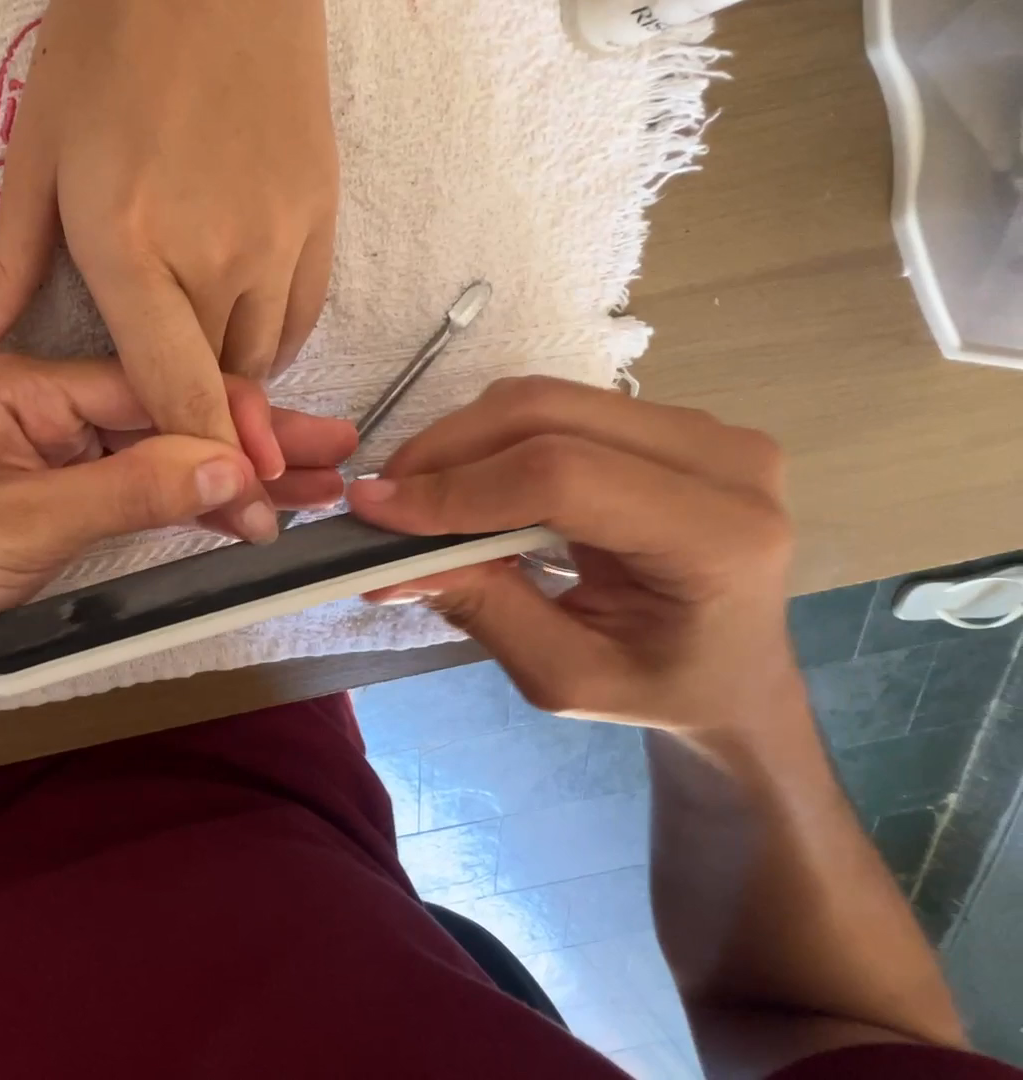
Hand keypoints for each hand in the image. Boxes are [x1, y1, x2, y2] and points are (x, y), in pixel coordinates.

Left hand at [0, 0, 337, 453]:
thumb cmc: (105, 58)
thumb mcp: (35, 162)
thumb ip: (9, 270)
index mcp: (134, 256)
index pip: (172, 395)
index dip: (186, 463)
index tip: (193, 500)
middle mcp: (217, 261)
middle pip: (220, 388)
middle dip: (206, 436)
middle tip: (191, 464)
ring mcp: (278, 239)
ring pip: (263, 358)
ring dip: (232, 387)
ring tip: (204, 392)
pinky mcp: (321, 216)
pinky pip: (299, 315)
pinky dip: (268, 343)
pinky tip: (238, 337)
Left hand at [0, 355, 356, 674]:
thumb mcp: (30, 523)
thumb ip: (131, 490)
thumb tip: (234, 467)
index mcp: (33, 385)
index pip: (151, 388)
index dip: (222, 425)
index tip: (284, 468)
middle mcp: (56, 406)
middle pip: (169, 414)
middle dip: (250, 439)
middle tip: (335, 453)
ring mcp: (67, 452)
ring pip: (167, 454)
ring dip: (236, 473)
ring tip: (316, 486)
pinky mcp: (72, 496)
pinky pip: (146, 490)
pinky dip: (195, 503)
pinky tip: (250, 508)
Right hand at [346, 377, 796, 733]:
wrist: (732, 673)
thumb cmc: (655, 687)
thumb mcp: (560, 674)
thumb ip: (481, 610)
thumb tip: (386, 565)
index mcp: (718, 538)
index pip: (563, 477)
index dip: (456, 489)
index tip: (372, 512)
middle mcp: (722, 460)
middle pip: (546, 414)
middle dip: (443, 451)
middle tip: (381, 501)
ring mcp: (698, 430)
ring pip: (540, 399)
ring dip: (457, 442)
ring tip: (415, 498)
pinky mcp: (663, 422)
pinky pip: (550, 408)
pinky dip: (484, 441)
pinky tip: (461, 486)